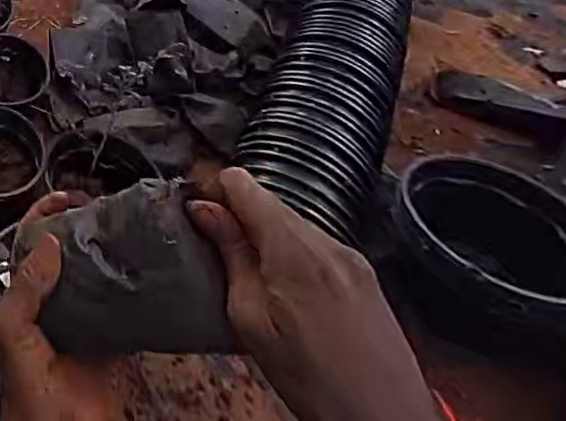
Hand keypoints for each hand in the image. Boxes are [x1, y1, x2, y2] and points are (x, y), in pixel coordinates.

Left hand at [0, 192, 125, 420]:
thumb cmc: (26, 384)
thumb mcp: (11, 327)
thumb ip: (25, 285)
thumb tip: (50, 242)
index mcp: (27, 291)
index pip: (32, 239)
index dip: (45, 214)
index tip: (65, 197)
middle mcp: (55, 297)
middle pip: (67, 248)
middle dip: (80, 224)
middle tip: (100, 207)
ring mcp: (83, 314)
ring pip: (94, 270)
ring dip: (105, 248)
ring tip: (121, 226)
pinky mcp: (111, 335)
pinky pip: (120, 302)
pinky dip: (129, 283)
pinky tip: (139, 265)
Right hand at [188, 168, 438, 420]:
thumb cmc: (314, 383)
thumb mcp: (250, 320)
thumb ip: (228, 254)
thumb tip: (202, 210)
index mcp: (294, 248)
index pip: (240, 182)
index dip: (213, 192)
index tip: (201, 216)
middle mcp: (326, 240)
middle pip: (266, 200)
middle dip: (238, 217)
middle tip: (221, 252)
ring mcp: (350, 255)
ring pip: (290, 220)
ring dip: (265, 235)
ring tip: (255, 278)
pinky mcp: (364, 273)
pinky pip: (314, 242)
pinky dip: (292, 251)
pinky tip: (289, 291)